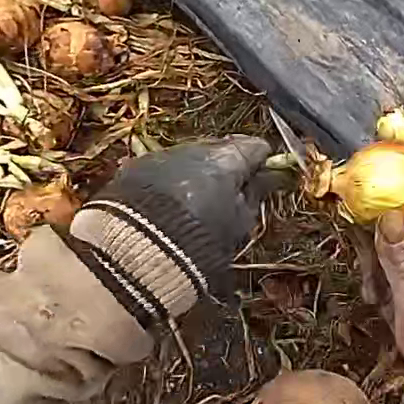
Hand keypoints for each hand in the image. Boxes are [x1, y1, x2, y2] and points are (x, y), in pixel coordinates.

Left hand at [67, 135, 285, 321]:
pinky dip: (173, 181)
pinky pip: (165, 168)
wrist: (133, 257)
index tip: (263, 180)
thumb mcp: (239, 224)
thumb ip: (256, 195)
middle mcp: (195, 148)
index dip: (262, 164)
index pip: (256, 147)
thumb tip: (270, 177)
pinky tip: (171, 205)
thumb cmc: (199, 244)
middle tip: (232, 194)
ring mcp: (163, 155)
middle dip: (229, 166)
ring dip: (200, 173)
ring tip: (198, 203)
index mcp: (226, 160)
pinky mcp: (135, 167)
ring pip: (193, 156)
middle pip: (223, 148)